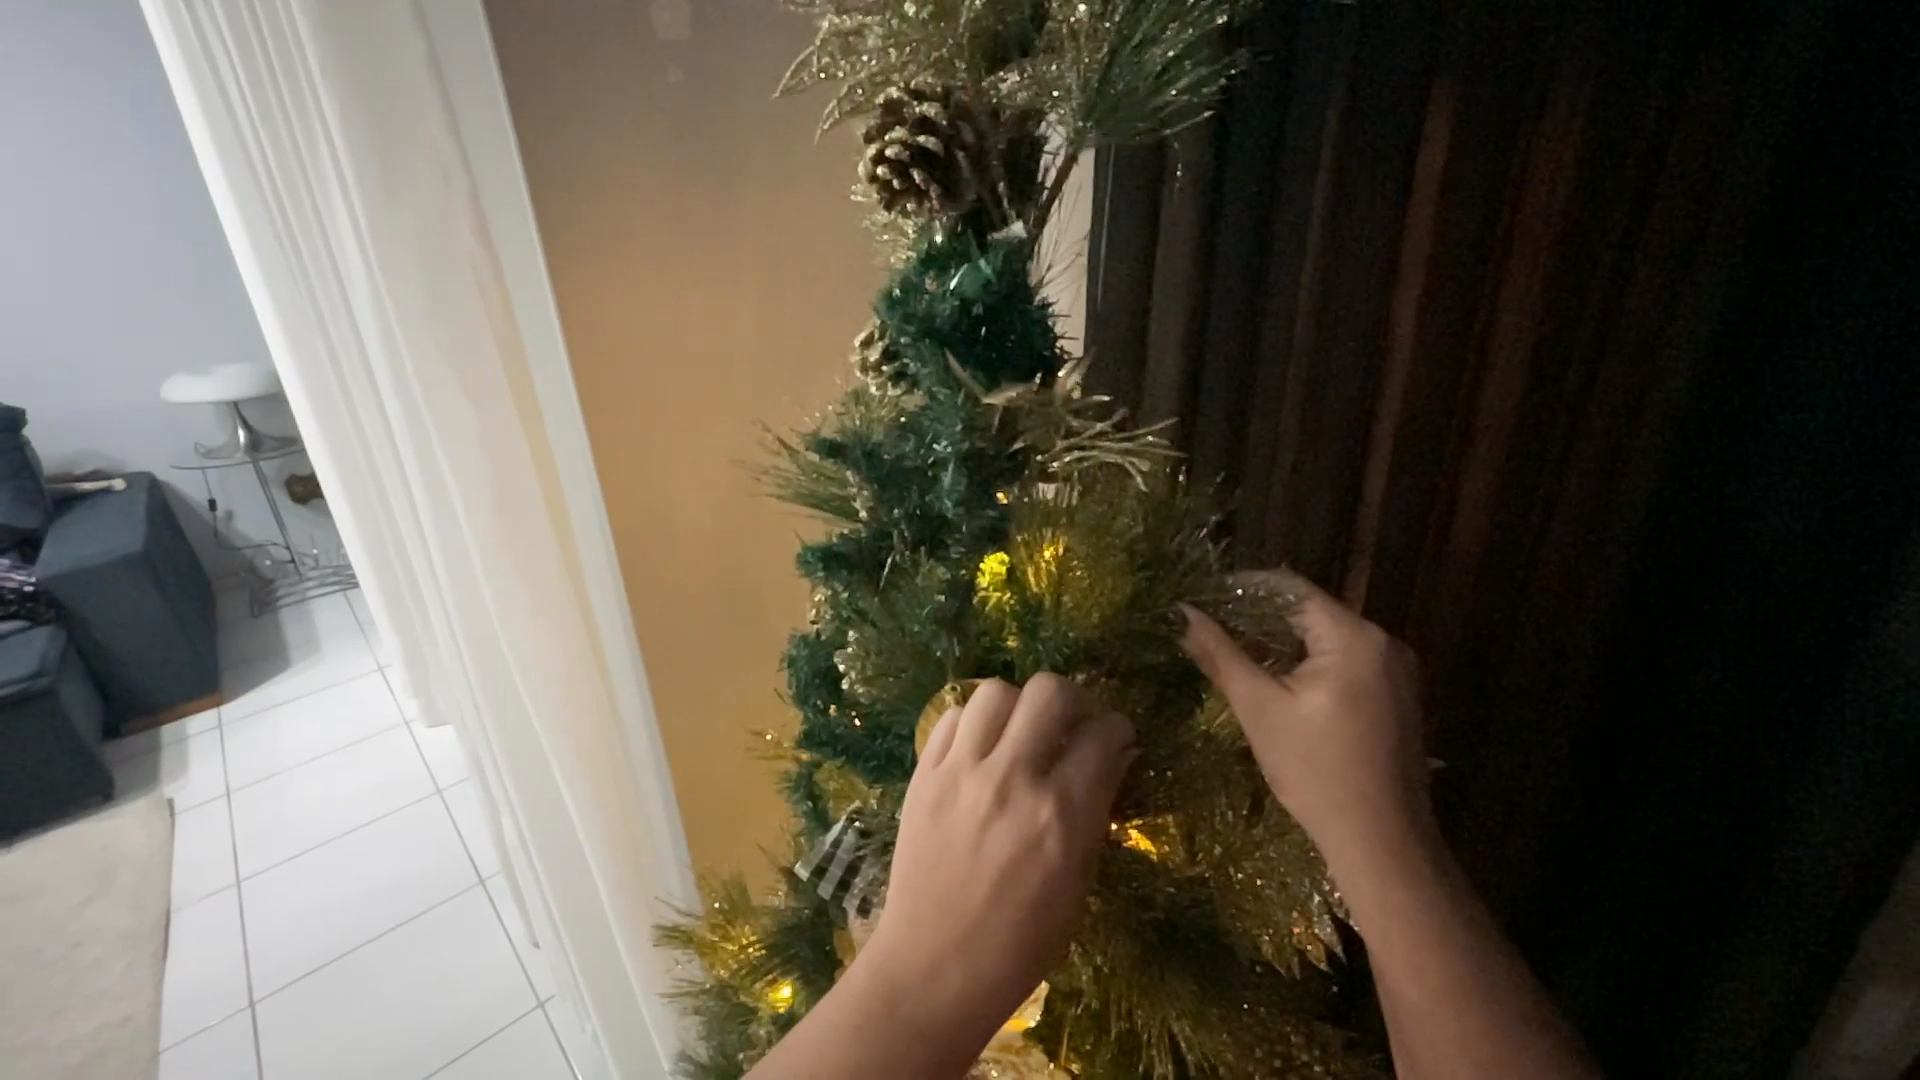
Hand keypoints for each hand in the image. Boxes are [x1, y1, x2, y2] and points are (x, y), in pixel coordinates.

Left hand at [858, 675, 1134, 1047]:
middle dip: (1073, 700)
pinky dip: (973, 723)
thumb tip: (1114, 755)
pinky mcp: (923, 775)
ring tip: (1021, 732)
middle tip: (1072, 724)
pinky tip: (982, 748)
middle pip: (1049, 692)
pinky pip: (951, 718)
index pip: (1102, 735)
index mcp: (1060, 815)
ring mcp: (960, 772)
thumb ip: (1096, 811)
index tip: (1115, 738)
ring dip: (1018, 705)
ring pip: (995, 691)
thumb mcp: (1078, 884)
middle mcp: (1011, 779)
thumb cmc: (1020, 942)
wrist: (935, 966)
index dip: (1117, 729)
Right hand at [1179, 571, 1429, 865]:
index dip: (1243, 587)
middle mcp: (1384, 642)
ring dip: (1282, 640)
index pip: (1291, 589)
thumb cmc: (1316, 771)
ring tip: (1234, 650)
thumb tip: (1181, 612)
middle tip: (1211, 625)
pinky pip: (1344, 661)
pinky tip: (1276, 680)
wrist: (1382, 841)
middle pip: (1310, 611)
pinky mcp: (1396, 696)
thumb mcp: (1259, 708)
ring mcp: (1395, 670)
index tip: (1203, 596)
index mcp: (1354, 637)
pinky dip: (1307, 662)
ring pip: (1326, 637)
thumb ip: (1220, 654)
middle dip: (1258, 616)